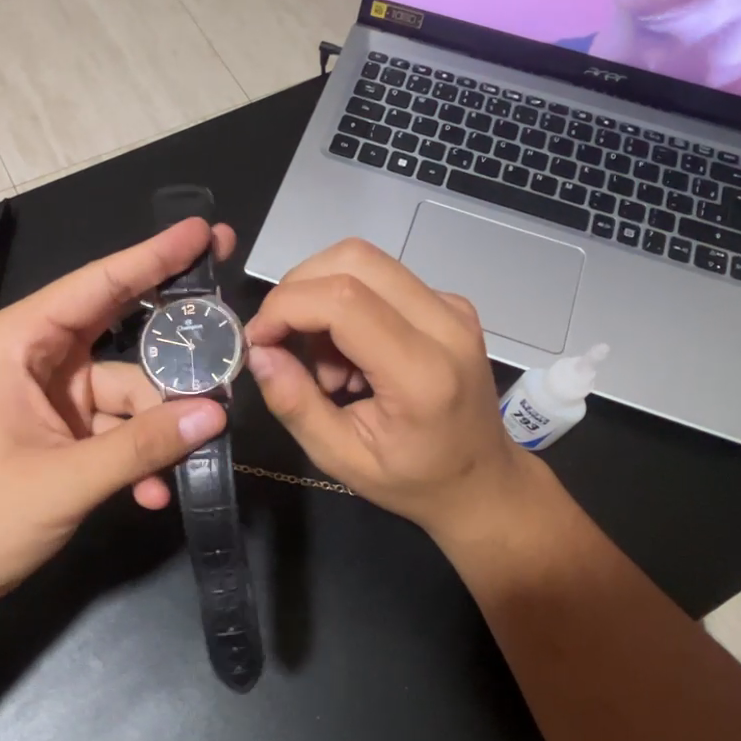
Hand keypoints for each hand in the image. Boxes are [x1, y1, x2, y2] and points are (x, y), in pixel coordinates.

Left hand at [0, 219, 237, 602]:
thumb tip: (217, 413)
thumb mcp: (66, 479)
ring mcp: (52, 398)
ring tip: (199, 447)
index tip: (204, 232)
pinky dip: (139, 456)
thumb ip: (143, 445)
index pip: (98, 284)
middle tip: (231, 318)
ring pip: (129, 391)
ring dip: (160, 426)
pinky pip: (117, 431)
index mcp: (19, 342)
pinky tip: (155, 492)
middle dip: (175, 335)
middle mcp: (37, 359)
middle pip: (121, 330)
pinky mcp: (62, 434)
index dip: (154, 256)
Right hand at [245, 239, 540, 542]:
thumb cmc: (413, 480)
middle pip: (353, 259)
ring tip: (324, 364)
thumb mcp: (341, 459)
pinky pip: (381, 279)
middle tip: (282, 341)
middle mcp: (445, 324)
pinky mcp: (449, 302)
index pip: (343, 300)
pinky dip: (346, 306)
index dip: (286, 306)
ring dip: (322, 299)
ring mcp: (452, 307)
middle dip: (298, 291)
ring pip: (365, 262)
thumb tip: (257, 352)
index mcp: (422, 373)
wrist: (483, 481)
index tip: (258, 340)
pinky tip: (350, 357)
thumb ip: (295, 404)